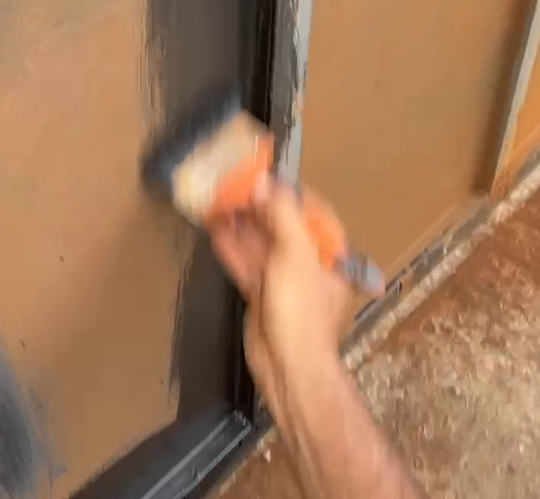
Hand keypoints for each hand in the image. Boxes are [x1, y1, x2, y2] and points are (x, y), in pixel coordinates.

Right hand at [205, 177, 357, 410]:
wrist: (289, 367)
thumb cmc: (301, 308)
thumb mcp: (295, 254)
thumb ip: (281, 214)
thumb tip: (265, 182)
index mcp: (327, 250)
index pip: (309, 208)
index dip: (285, 189)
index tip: (260, 171)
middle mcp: (307, 260)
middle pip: (279, 222)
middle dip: (255, 204)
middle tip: (229, 181)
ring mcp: (283, 277)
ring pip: (259, 241)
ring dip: (239, 221)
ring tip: (215, 197)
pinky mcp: (261, 292)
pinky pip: (245, 261)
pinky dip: (230, 244)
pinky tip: (212, 226)